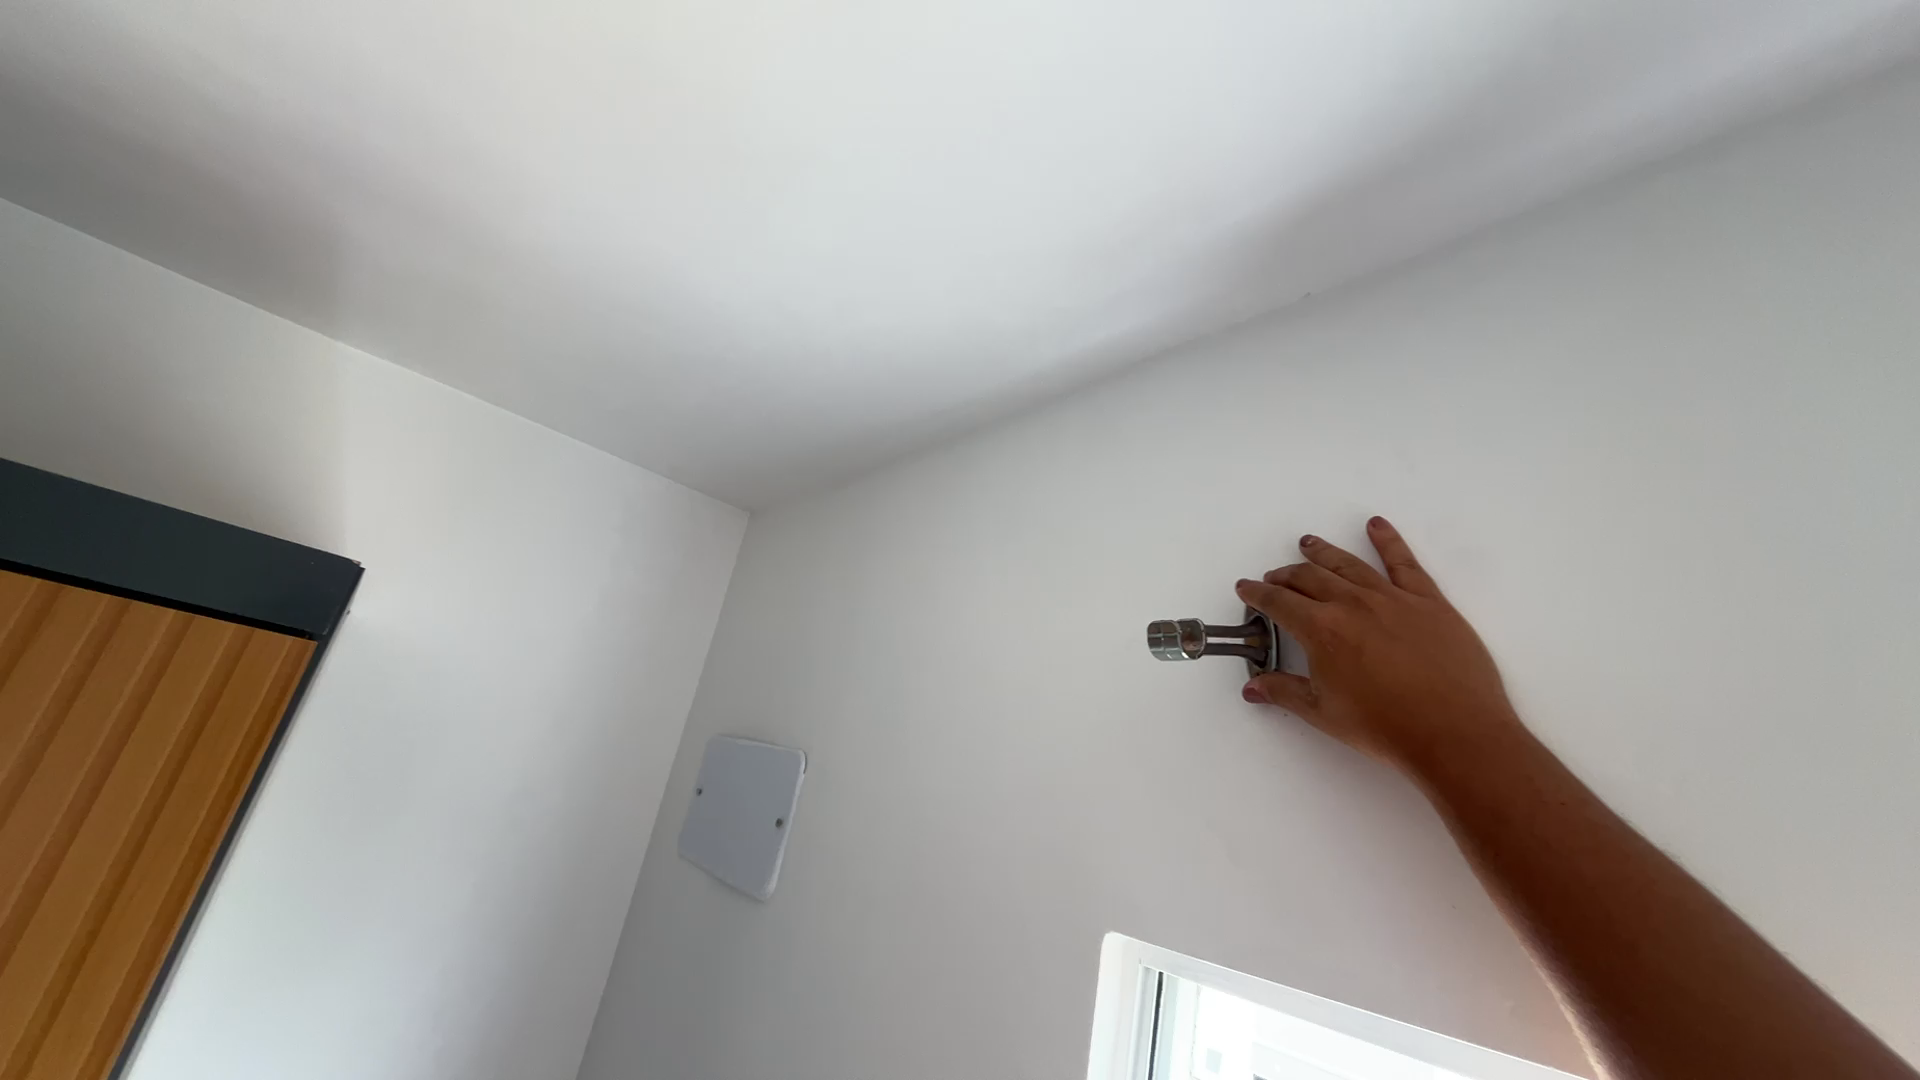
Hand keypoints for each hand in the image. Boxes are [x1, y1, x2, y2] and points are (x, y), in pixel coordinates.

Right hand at [1235, 517, 1523, 776]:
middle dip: (1285, 575)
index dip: (1257, 594)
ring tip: (1308, 543)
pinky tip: (1377, 525)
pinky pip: (1404, 562)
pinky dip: (1388, 540)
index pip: (1278, 602)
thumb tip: (1252, 687)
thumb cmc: (1384, 727)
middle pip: (1308, 578)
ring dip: (1323, 552)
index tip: (1246, 588)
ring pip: (1348, 564)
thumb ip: (1284, 692)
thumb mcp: (1323, 713)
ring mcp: (1391, 598)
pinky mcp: (1428, 601)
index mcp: (1321, 630)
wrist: (1455, 733)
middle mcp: (1351, 604)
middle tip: (1274, 577)